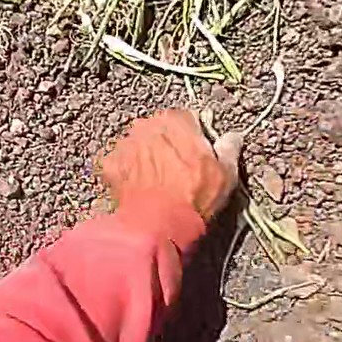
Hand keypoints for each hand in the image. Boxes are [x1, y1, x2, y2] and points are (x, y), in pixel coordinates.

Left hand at [99, 110, 241, 244]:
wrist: (156, 223)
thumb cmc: (194, 196)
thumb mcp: (225, 173)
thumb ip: (228, 149)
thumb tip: (232, 137)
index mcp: (176, 121)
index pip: (186, 119)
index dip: (192, 136)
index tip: (195, 153)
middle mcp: (146, 126)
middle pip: (157, 130)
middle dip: (164, 145)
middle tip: (174, 169)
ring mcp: (124, 144)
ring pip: (136, 145)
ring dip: (143, 157)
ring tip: (154, 182)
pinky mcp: (109, 164)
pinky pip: (118, 163)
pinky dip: (125, 172)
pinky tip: (136, 188)